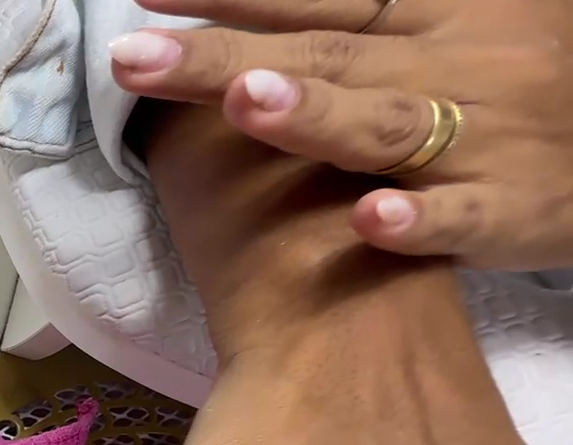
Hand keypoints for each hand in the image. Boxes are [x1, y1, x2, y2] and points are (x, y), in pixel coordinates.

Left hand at [109, 0, 572, 269]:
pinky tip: (367, 217)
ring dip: (313, 114)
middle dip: (222, 60)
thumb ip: (364, 21)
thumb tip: (269, 30)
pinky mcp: (512, 208)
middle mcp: (456, 68)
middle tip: (132, 56)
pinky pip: (461, 217)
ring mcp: (486, 138)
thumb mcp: (454, 31)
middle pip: (322, 61)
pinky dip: (416, 218)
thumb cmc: (517, 93)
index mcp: (441, 21)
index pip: (319, 6)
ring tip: (244, 98)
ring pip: (383, 128)